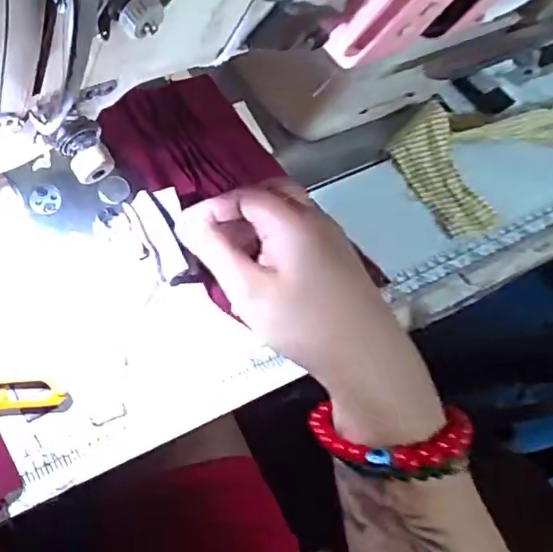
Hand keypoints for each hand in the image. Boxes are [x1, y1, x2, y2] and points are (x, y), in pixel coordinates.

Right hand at [175, 179, 442, 445]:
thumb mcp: (247, 290)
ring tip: (231, 257)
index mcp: (292, 221)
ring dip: (254, 224)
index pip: (243, 196)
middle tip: (210, 235)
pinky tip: (261, 270)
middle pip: (268, 194)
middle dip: (235, 209)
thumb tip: (188, 224)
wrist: (365, 357)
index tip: (186, 230)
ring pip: (285, 213)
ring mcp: (329, 237)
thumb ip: (215, 251)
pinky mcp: (336, 257)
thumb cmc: (303, 323)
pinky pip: (298, 231)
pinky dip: (272, 237)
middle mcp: (314, 219)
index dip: (211, 208)